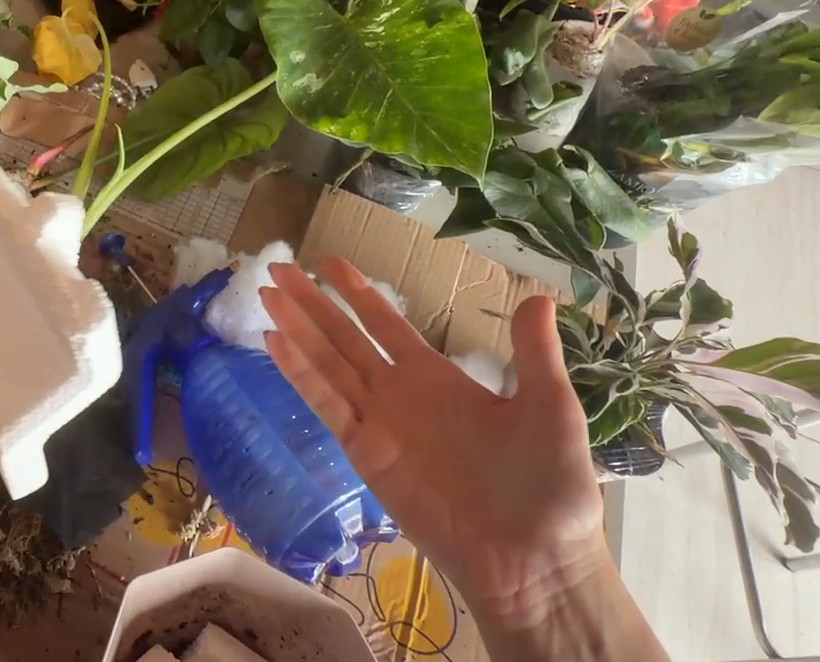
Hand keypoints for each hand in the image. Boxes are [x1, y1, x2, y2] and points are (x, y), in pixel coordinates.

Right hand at [260, 258, 608, 626]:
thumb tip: (540, 296)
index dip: (356, 293)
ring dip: (295, 328)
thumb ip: (534, 354)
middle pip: (342, 336)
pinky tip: (275, 342)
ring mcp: (375, 419)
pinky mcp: (362, 449)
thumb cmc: (549, 485)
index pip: (384, 324)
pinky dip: (298, 371)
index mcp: (434, 377)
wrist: (533, 556)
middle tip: (278, 269)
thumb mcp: (551, 409)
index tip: (328, 262)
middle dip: (310, 301)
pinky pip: (325, 401)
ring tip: (267, 294)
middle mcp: (395, 391)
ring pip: (325, 361)